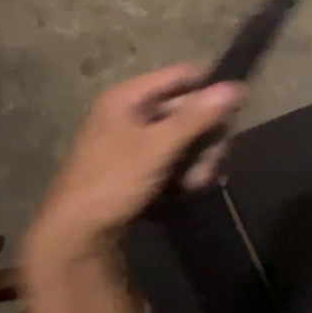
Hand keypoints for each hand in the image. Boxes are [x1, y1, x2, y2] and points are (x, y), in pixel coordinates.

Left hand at [27, 64, 242, 266]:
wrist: (74, 237)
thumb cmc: (112, 182)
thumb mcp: (158, 146)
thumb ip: (198, 116)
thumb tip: (237, 86)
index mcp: (128, 97)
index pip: (183, 75)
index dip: (210, 88)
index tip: (234, 110)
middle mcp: (133, 111)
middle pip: (190, 108)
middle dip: (206, 135)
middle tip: (212, 159)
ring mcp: (136, 139)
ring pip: (188, 135)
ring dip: (199, 157)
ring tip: (196, 181)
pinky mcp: (141, 164)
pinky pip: (177, 155)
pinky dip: (187, 168)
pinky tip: (189, 186)